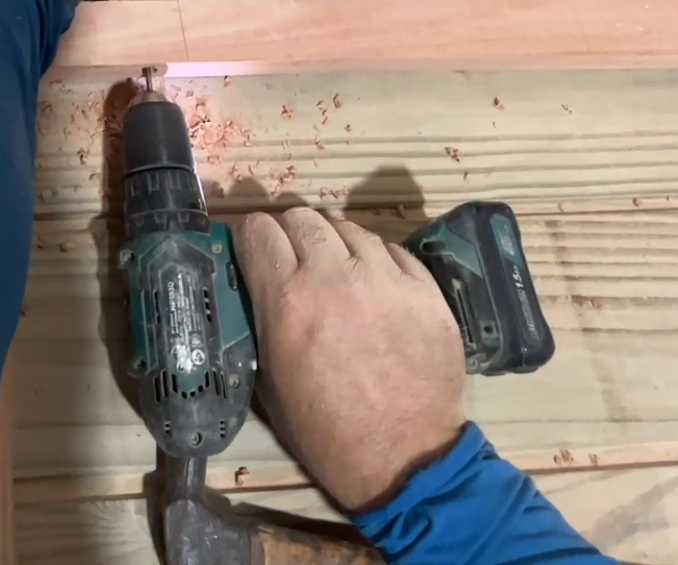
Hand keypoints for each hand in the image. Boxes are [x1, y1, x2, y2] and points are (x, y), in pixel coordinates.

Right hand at [237, 208, 466, 511]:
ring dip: (334, 242)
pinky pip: (391, 249)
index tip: (254, 250)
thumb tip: (251, 278)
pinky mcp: (425, 291)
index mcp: (287, 299)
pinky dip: (375, 259)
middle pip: (302, 216)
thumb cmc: (323, 426)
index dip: (252, 236)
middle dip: (290, 233)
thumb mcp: (266, 373)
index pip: (258, 228)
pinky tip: (373, 283)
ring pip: (347, 226)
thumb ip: (258, 314)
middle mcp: (334, 277)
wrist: (405, 461)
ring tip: (336, 269)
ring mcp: (385, 281)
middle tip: (294, 258)